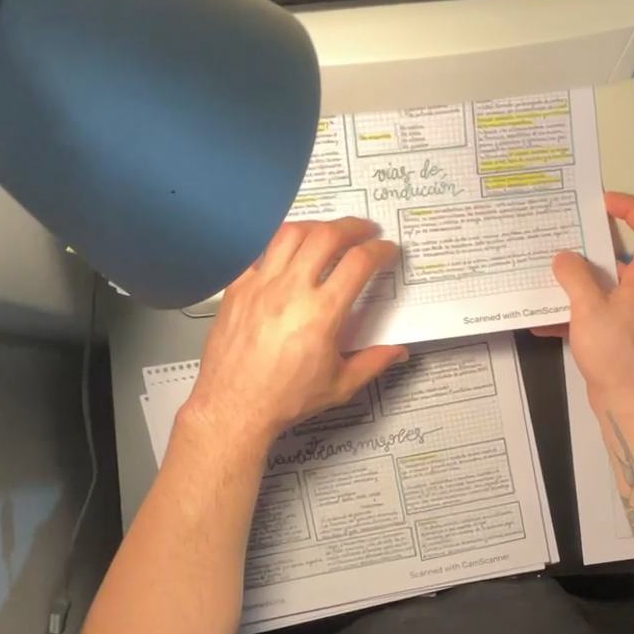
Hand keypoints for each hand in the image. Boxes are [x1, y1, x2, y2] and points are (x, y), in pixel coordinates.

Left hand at [183, 217, 409, 444]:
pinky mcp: (238, 288)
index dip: (379, 250)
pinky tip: (288, 250)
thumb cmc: (283, 399)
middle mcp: (291, 291)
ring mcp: (261, 285)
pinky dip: (279, 243)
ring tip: (328, 233)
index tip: (386, 250)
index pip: (358, 263)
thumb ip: (373, 363)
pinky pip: (260, 250)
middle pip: (326, 235)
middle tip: (364, 231)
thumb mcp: (339, 386)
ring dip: (316, 226)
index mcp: (322, 314)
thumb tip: (397, 352)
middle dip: (352, 227)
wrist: (235, 406)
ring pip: (291, 233)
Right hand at [535, 192, 633, 409]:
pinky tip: (541, 321)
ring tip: (547, 273)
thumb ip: (574, 276)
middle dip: (591, 245)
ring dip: (577, 280)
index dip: (630, 207)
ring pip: (605, 286)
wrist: (629, 401)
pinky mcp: (619, 336)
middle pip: (622, 255)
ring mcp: (633, 314)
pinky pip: (594, 314)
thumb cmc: (616, 350)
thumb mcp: (589, 307)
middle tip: (563, 235)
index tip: (602, 203)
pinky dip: (571, 315)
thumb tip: (563, 258)